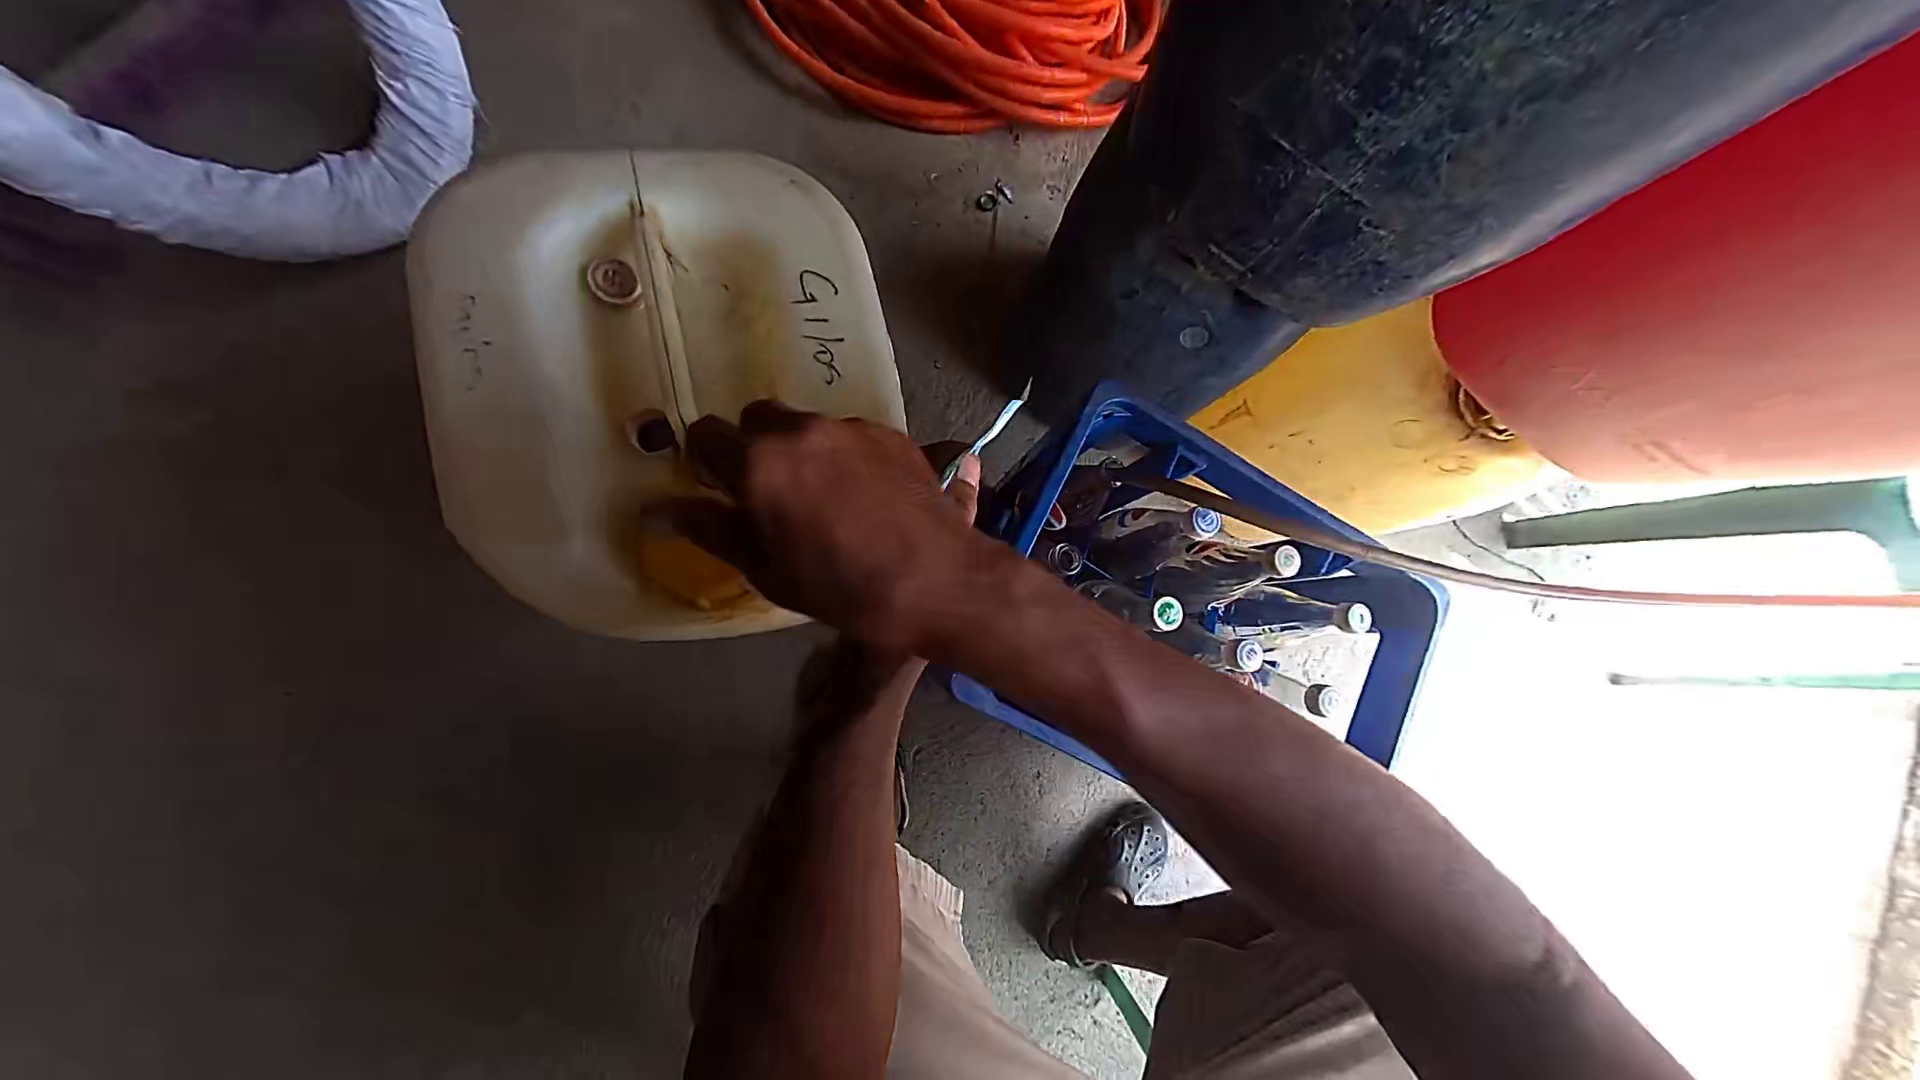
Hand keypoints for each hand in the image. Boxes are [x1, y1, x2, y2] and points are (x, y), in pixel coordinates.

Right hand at [666, 402, 1006, 653]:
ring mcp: (853, 428)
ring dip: (804, 450)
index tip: (723, 488)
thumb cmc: (842, 587)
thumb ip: (711, 529)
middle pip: (760, 419)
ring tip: (829, 499)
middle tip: (775, 493)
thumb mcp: (766, 570)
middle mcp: (803, 430)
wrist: (936, 579)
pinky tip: (868, 495)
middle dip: (757, 447)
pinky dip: (847, 456)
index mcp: (760, 460)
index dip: (707, 460)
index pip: (706, 434)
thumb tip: (654, 509)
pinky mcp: (893, 435)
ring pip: (810, 426)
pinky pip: (853, 436)